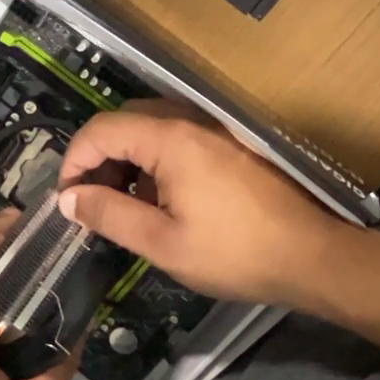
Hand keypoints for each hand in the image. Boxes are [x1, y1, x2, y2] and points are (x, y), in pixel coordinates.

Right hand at [58, 100, 347, 309]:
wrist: (311, 257)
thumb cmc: (233, 254)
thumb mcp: (161, 243)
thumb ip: (109, 214)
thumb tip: (68, 199)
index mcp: (170, 140)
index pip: (100, 130)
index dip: (73, 162)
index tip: (68, 201)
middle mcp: (191, 122)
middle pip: (125, 121)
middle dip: (98, 158)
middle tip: (92, 202)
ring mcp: (215, 131)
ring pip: (152, 129)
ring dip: (126, 160)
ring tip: (124, 207)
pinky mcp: (231, 146)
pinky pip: (178, 140)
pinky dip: (155, 162)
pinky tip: (161, 203)